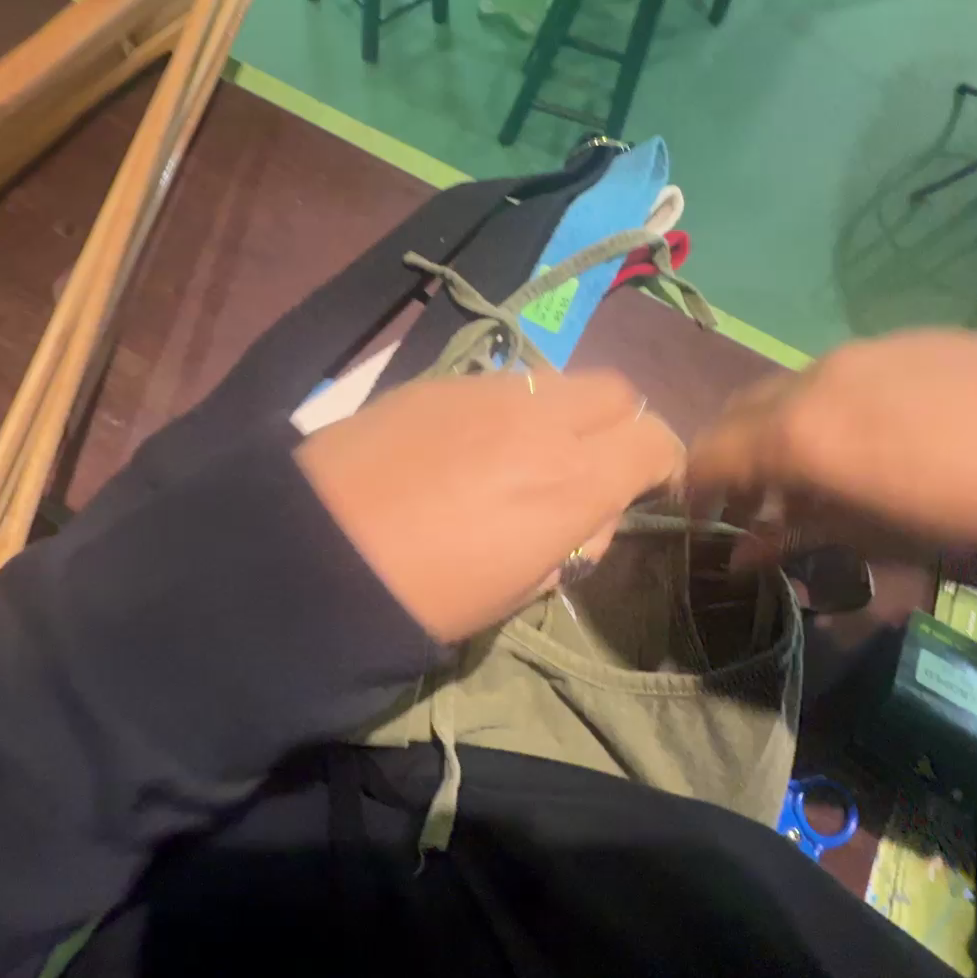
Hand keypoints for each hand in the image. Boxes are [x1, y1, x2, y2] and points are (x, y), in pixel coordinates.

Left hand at [296, 370, 683, 643]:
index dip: (660, 466)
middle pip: (616, 391)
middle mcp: (541, 419)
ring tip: (517, 458)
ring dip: (558, 414)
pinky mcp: (436, 382)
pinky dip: (505, 409)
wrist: (315, 555)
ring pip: (555, 381)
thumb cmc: (424, 596)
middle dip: (617, 426)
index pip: (655, 441)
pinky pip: (497, 384)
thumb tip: (584, 516)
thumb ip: (570, 541)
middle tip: (586, 468)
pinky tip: (464, 446)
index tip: (641, 491)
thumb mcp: (517, 590)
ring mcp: (486, 391)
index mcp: (574, 479)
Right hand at [686, 328, 976, 558]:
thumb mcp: (872, 538)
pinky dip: (815, 406)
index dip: (693, 490)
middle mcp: (805, 383)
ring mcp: (848, 355)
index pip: (707, 455)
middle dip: (726, 456)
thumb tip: (741, 555)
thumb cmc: (967, 513)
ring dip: (770, 429)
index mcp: (794, 436)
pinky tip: (860, 434)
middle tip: (747, 499)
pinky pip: (827, 375)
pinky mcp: (890, 340)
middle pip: (733, 414)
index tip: (702, 520)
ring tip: (806, 469)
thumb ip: (792, 538)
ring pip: (778, 390)